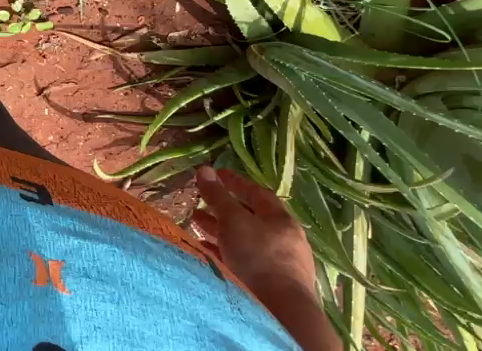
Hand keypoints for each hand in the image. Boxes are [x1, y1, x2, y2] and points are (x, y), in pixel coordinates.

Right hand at [193, 166, 337, 349]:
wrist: (281, 310)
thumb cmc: (258, 255)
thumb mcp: (232, 219)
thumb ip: (218, 195)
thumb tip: (205, 169)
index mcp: (281, 220)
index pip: (258, 193)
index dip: (236, 182)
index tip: (215, 174)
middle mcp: (285, 240)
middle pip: (251, 217)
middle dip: (223, 207)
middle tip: (200, 200)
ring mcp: (280, 263)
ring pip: (245, 239)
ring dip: (221, 229)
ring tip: (196, 223)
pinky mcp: (271, 283)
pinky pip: (244, 258)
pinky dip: (225, 250)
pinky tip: (207, 250)